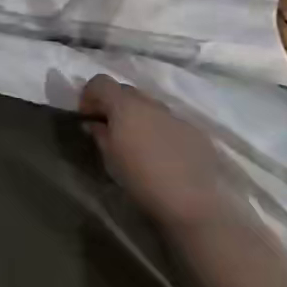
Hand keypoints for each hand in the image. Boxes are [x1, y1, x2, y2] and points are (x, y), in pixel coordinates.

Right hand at [80, 74, 244, 231]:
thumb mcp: (109, 157)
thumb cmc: (141, 179)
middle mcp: (152, 104)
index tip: (88, 116)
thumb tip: (95, 124)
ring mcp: (178, 118)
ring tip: (140, 143)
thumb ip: (100, 133)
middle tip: (111, 128)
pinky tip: (165, 155)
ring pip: (151, 107)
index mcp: (125, 106)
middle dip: (115, 104)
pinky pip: (172, 123)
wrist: (194, 205)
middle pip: (127, 91)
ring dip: (140, 117)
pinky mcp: (198, 134)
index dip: (90, 95)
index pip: (100, 82)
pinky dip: (162, 130)